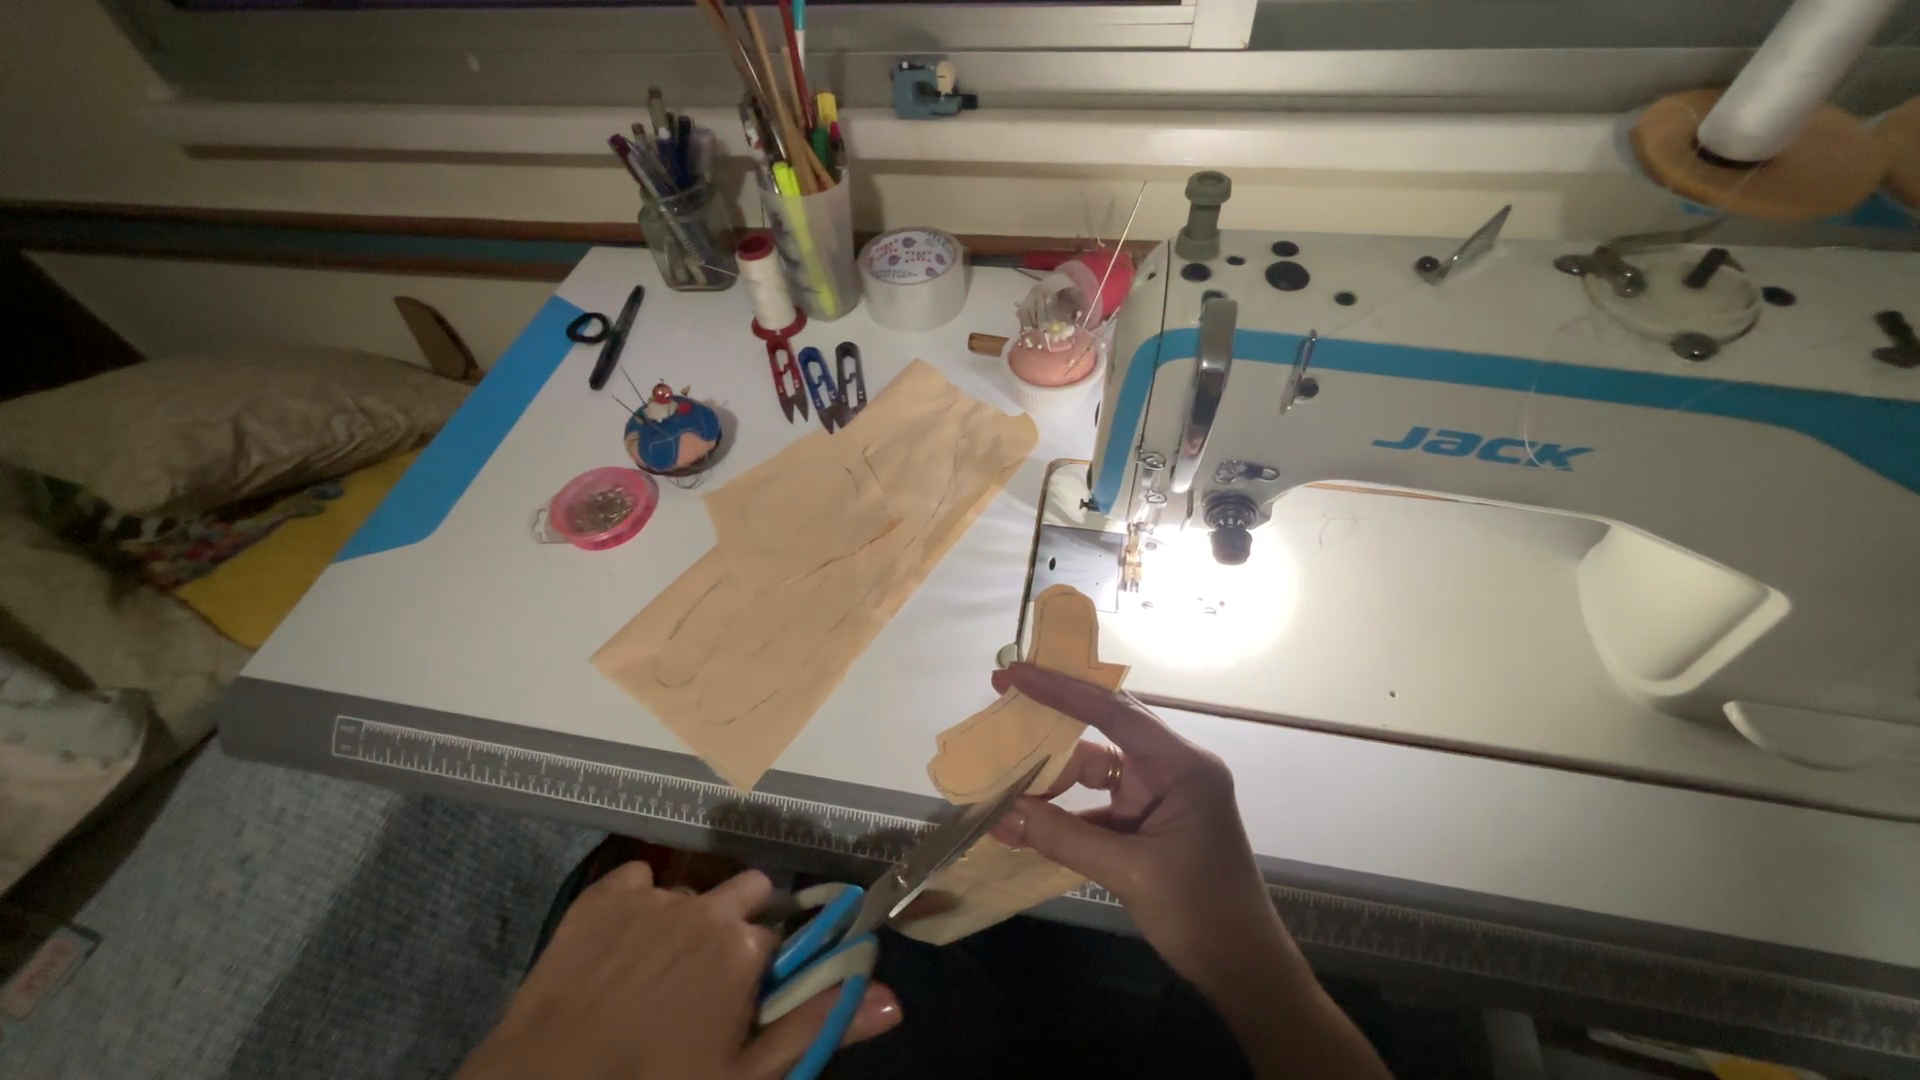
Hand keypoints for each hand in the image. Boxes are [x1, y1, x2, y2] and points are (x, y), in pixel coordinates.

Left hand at [454, 865, 900, 1079]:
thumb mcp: (746, 1075)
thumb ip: (820, 1026)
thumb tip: (894, 998)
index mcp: (746, 946)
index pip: (784, 935)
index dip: (770, 966)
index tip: (753, 993)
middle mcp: (708, 905)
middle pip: (749, 891)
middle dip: (741, 923)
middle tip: (712, 975)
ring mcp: (653, 895)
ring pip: (692, 891)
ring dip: (687, 920)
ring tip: (655, 971)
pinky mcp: (604, 894)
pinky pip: (638, 880)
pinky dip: (636, 905)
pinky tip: (619, 946)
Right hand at [985, 662, 1280, 987]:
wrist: (1243, 970)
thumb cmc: (1202, 914)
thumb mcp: (1129, 873)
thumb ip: (1063, 837)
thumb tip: (1001, 812)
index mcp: (1184, 766)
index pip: (1117, 712)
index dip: (1063, 689)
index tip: (1017, 673)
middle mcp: (1171, 768)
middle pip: (1103, 726)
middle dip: (1052, 713)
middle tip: (1002, 692)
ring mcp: (1156, 793)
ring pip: (1093, 765)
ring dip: (1050, 772)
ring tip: (1000, 770)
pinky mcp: (1144, 820)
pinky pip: (1094, 800)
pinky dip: (1061, 807)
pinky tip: (1024, 813)